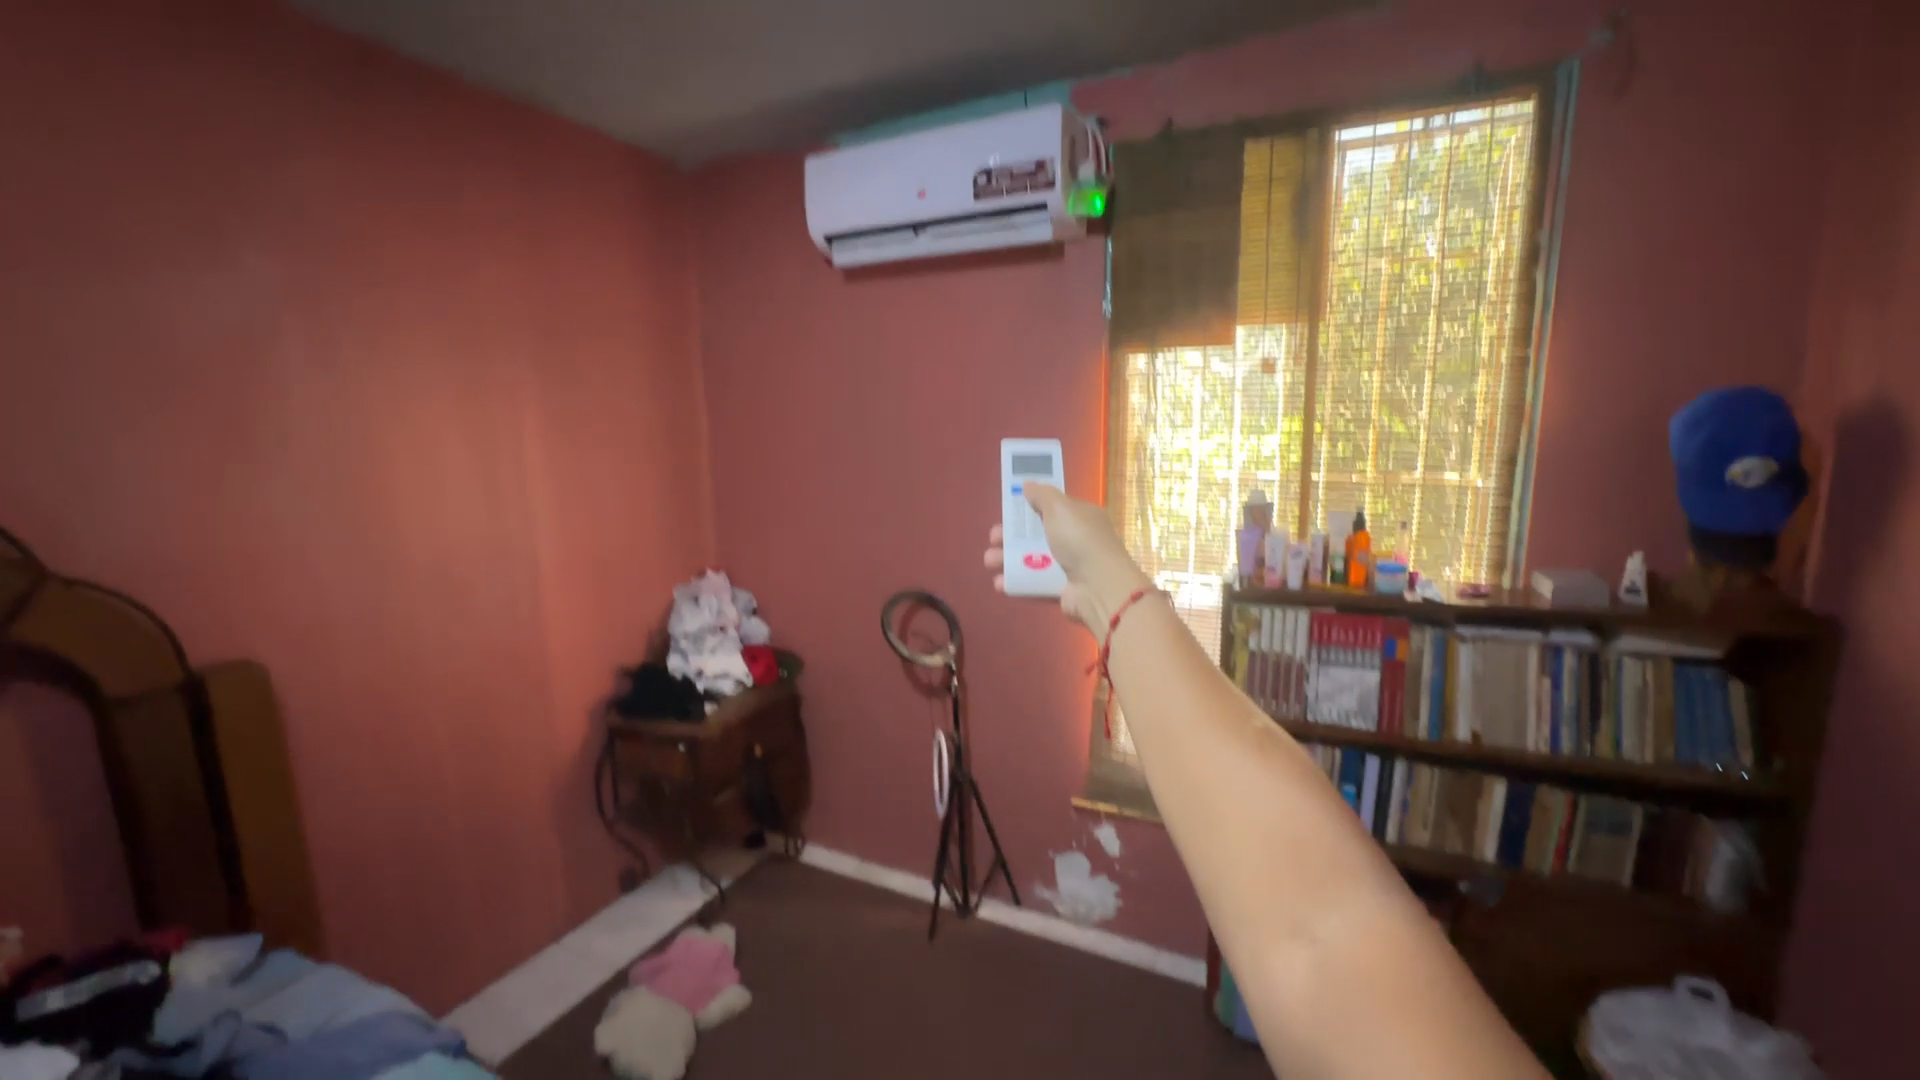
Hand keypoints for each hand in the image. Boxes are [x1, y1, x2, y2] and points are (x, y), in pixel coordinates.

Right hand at [984, 483, 1152, 629]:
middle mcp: (1074, 541)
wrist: (1098, 586)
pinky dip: (1015, 582)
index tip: (1006, 512)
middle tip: (993, 539)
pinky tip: (1000, 582)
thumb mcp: (1060, 507)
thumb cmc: (1079, 539)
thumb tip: (1027, 484)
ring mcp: (1066, 568)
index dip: (1027, 510)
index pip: (1050, 510)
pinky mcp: (1058, 590)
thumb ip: (1042, 494)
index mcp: (1079, 518)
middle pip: (1035, 536)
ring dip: (1006, 560)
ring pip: (1030, 561)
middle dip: (1010, 536)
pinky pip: (1032, 583)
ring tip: (990, 561)